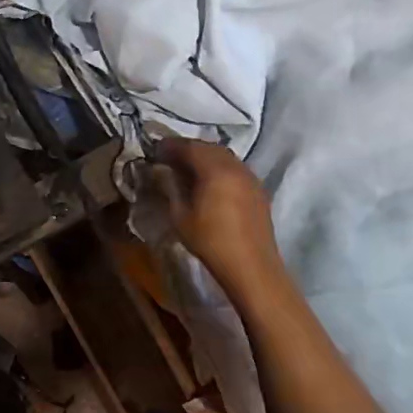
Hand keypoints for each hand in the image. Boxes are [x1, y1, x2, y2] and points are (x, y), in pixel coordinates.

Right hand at [156, 138, 280, 270]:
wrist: (251, 266)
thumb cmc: (210, 241)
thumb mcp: (180, 215)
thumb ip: (169, 187)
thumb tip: (160, 170)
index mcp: (216, 170)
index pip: (190, 147)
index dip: (171, 145)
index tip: (154, 150)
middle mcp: (236, 167)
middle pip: (209, 147)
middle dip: (188, 148)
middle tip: (169, 157)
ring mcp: (250, 177)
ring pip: (224, 156)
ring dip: (204, 156)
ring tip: (187, 168)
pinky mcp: (258, 190)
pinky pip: (235, 168)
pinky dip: (219, 166)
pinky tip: (209, 181)